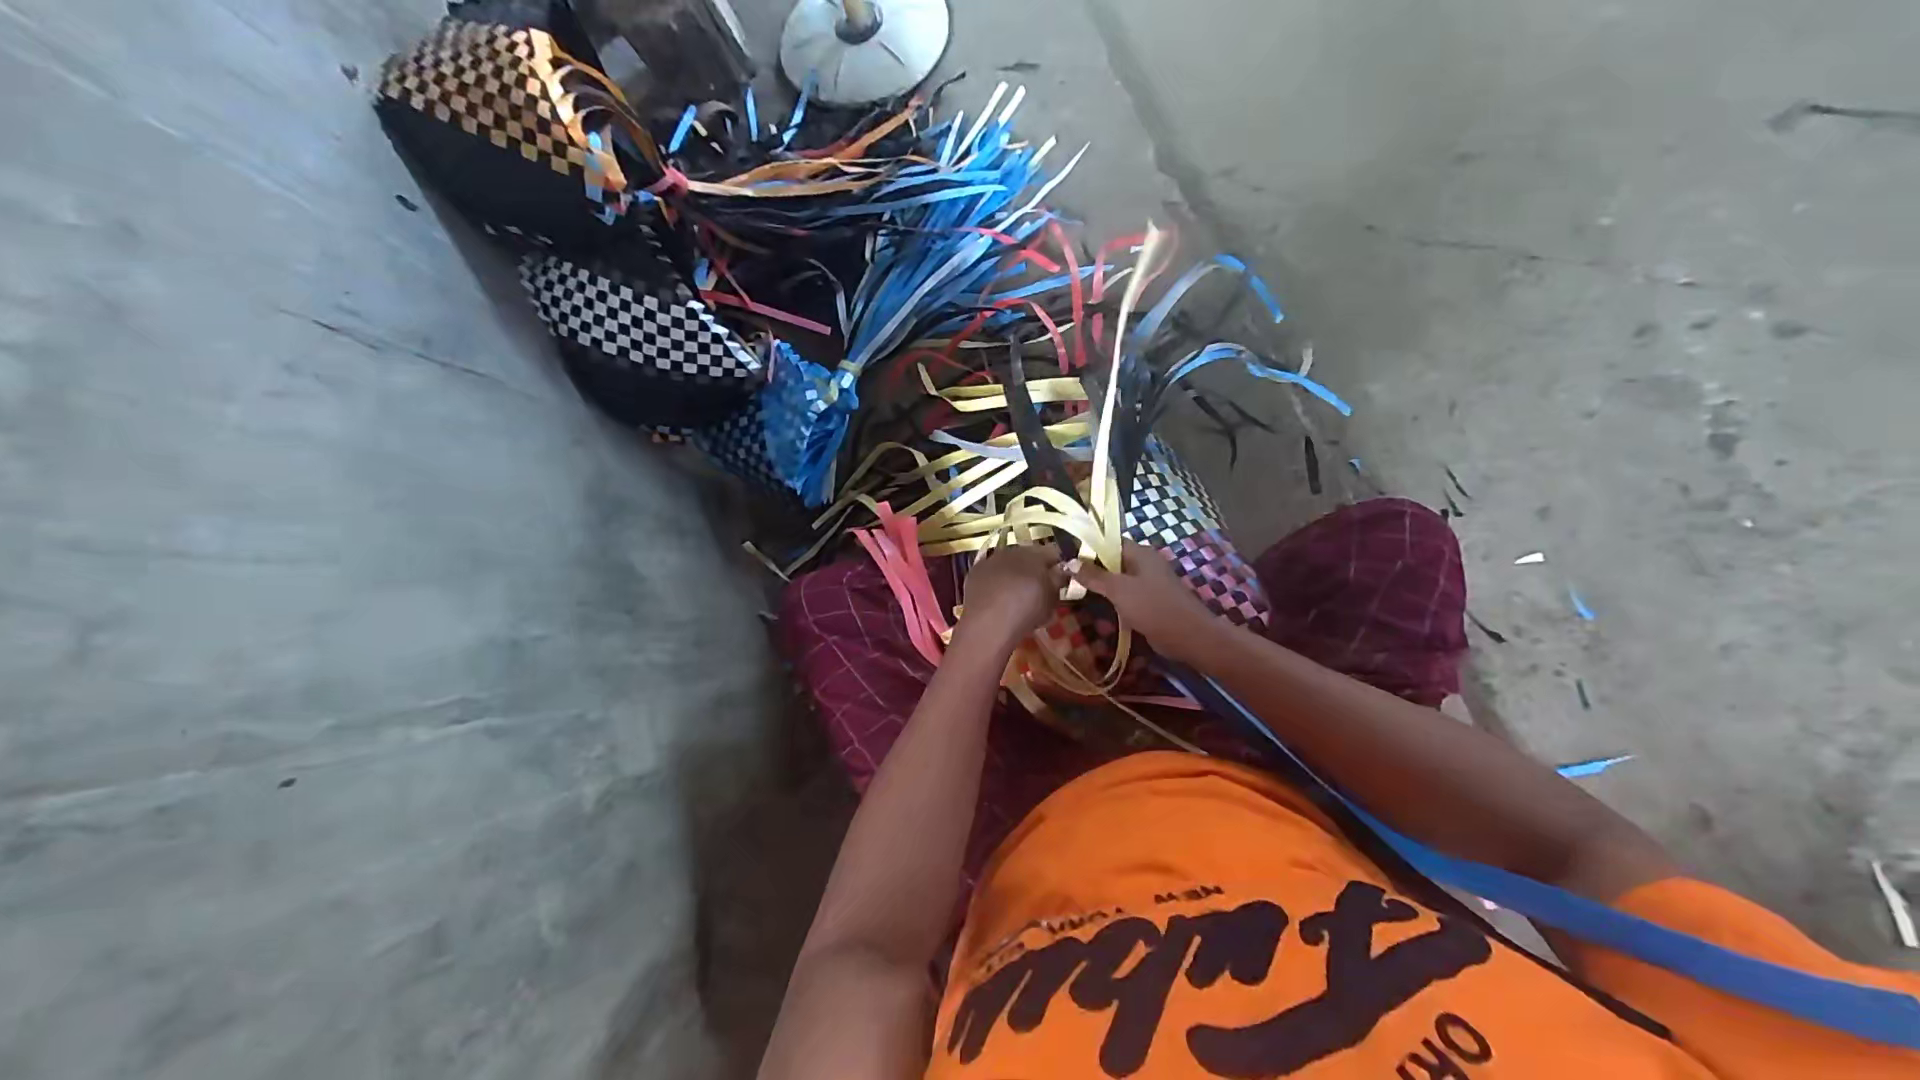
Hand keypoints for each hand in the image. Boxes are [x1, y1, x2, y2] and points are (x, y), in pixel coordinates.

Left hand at [959, 544, 1065, 646]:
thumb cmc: (1028, 609)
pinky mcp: (975, 571)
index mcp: (1036, 553)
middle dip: (1034, 567)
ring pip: (1007, 561)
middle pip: (1028, 554)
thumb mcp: (1052, 598)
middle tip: (1037, 588)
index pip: (1053, 551)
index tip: (1058, 580)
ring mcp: (991, 559)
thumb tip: (1060, 570)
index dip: (1057, 565)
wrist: (990, 621)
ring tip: (1015, 593)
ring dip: (1013, 572)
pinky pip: (990, 571)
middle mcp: (1013, 550)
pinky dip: (995, 580)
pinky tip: (996, 596)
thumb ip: (1058, 580)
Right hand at [1070, 542, 1218, 663]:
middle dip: (1092, 568)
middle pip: (1113, 561)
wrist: (1188, 636)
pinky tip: (1097, 606)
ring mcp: (1149, 583)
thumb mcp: (1118, 589)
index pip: (1110, 542)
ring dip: (1101, 586)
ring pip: (1119, 580)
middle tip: (1067, 577)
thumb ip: (1093, 576)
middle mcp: (1145, 564)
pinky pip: (1127, 595)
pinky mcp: (1151, 601)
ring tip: (1076, 591)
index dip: (1089, 547)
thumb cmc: (1153, 606)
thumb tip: (1069, 562)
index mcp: (1140, 553)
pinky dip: (1113, 599)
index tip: (1068, 557)